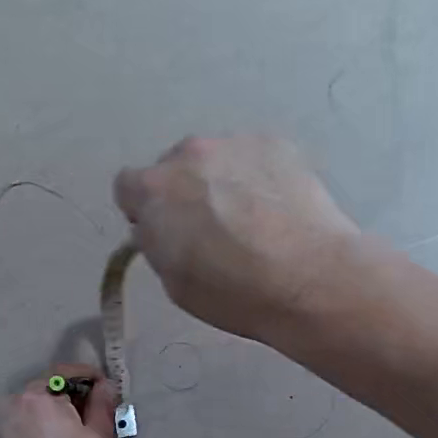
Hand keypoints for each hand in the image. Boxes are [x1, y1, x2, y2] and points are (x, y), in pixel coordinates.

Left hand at [0, 366, 117, 437]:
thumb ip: (103, 406)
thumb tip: (105, 385)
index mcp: (40, 395)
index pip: (66, 371)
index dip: (90, 376)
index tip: (106, 390)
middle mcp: (14, 402)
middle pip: (48, 388)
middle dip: (71, 396)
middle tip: (93, 417)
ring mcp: (1, 423)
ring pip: (34, 408)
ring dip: (54, 414)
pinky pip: (23, 425)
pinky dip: (39, 429)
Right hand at [114, 136, 361, 342]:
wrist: (310, 280)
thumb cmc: (235, 295)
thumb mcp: (175, 284)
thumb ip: (156, 245)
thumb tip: (159, 229)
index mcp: (154, 191)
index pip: (128, 187)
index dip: (144, 211)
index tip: (165, 233)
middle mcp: (189, 154)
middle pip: (174, 169)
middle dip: (184, 194)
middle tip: (213, 231)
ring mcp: (235, 143)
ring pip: (215, 161)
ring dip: (222, 183)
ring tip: (252, 222)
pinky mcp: (276, 143)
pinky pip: (253, 158)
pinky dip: (258, 179)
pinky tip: (279, 211)